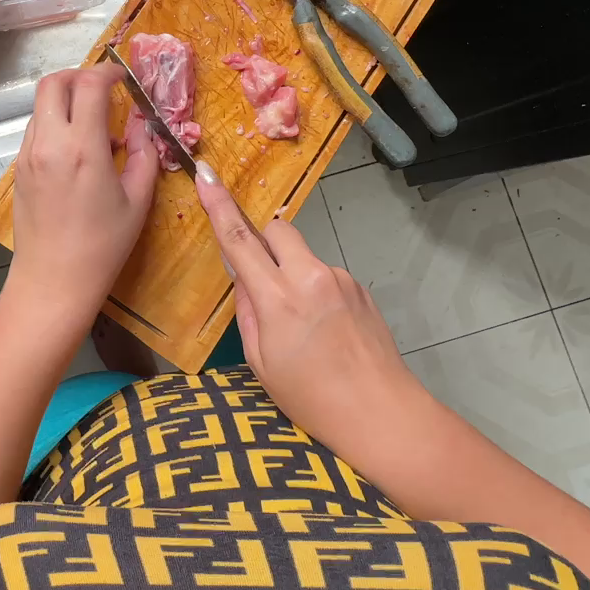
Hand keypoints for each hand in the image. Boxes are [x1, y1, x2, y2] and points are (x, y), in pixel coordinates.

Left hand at [9, 65, 158, 315]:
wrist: (53, 282)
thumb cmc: (103, 246)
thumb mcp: (137, 200)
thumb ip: (143, 154)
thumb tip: (143, 124)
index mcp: (83, 149)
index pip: (89, 85)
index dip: (108, 71)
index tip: (123, 77)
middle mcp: (49, 143)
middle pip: (53, 82)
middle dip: (79, 75)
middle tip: (103, 89)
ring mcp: (28, 155)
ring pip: (41, 105)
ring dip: (66, 100)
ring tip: (94, 126)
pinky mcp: (19, 168)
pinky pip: (36, 129)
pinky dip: (56, 123)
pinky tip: (76, 149)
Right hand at [193, 163, 421, 453]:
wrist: (383, 414)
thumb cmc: (312, 399)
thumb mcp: (261, 363)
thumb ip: (247, 311)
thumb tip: (244, 278)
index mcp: (278, 298)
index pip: (240, 240)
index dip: (218, 205)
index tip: (206, 174)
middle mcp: (310, 276)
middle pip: (278, 229)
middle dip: (264, 242)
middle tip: (262, 278)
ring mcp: (340, 278)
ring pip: (303, 254)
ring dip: (292, 272)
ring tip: (303, 325)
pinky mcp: (359, 286)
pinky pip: (324, 274)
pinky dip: (315, 290)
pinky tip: (326, 329)